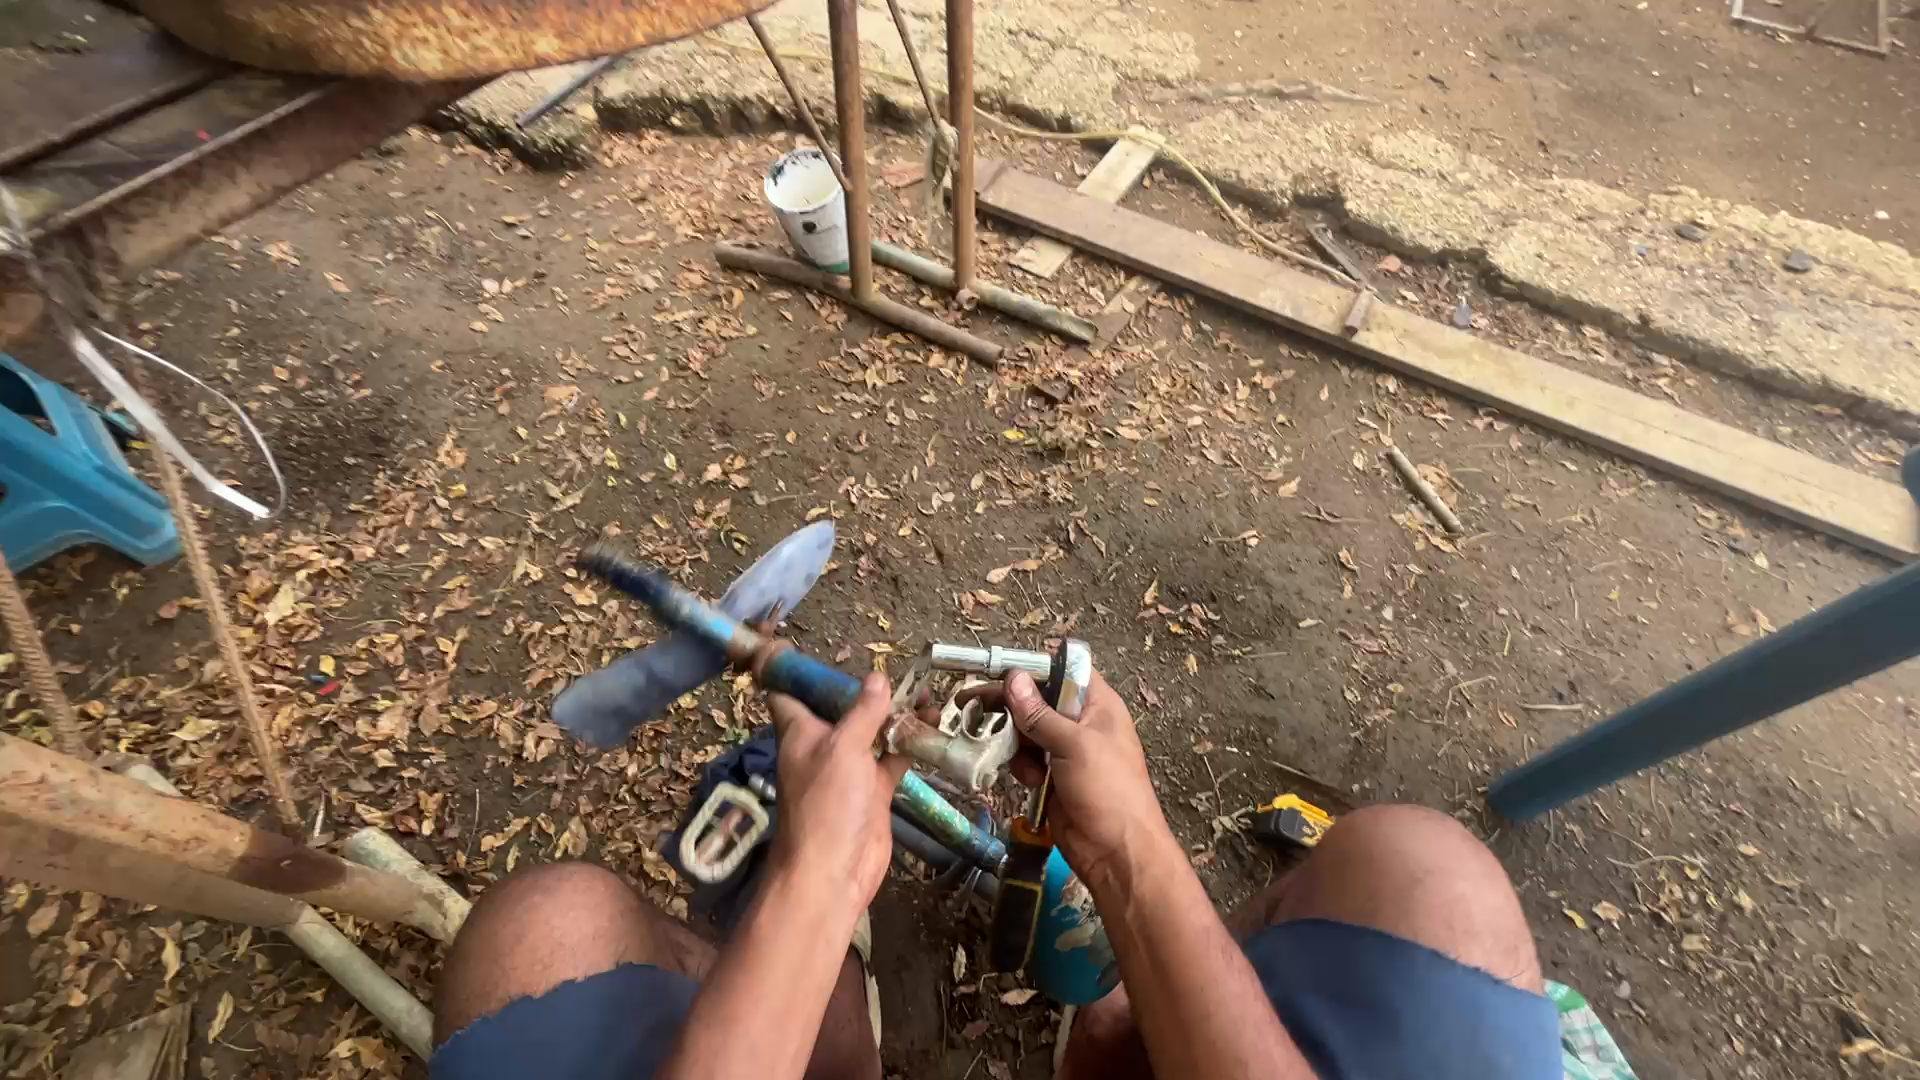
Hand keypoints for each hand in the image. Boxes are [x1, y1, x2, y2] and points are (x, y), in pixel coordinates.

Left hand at [765, 671, 910, 914]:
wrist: (834, 871)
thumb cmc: (826, 803)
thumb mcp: (843, 747)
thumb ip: (863, 712)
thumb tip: (878, 678)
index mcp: (801, 731)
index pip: (791, 694)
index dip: (798, 673)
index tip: (817, 651)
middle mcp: (823, 746)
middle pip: (842, 708)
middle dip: (867, 689)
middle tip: (899, 670)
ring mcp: (850, 768)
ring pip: (873, 730)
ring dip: (896, 713)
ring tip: (925, 693)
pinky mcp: (874, 789)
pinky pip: (894, 757)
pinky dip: (911, 742)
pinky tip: (933, 724)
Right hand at [979, 670, 1175, 891]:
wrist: (1116, 853)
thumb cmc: (1107, 789)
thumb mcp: (1073, 745)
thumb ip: (1039, 713)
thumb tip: (1013, 676)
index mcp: (1097, 704)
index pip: (1065, 670)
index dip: (1035, 667)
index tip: (1002, 671)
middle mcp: (1081, 721)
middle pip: (1039, 699)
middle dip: (1013, 705)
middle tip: (977, 704)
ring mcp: (1066, 750)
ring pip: (1027, 729)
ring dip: (1017, 740)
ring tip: (1020, 757)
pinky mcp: (1053, 775)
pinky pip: (1027, 757)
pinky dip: (1023, 765)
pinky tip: (1031, 780)